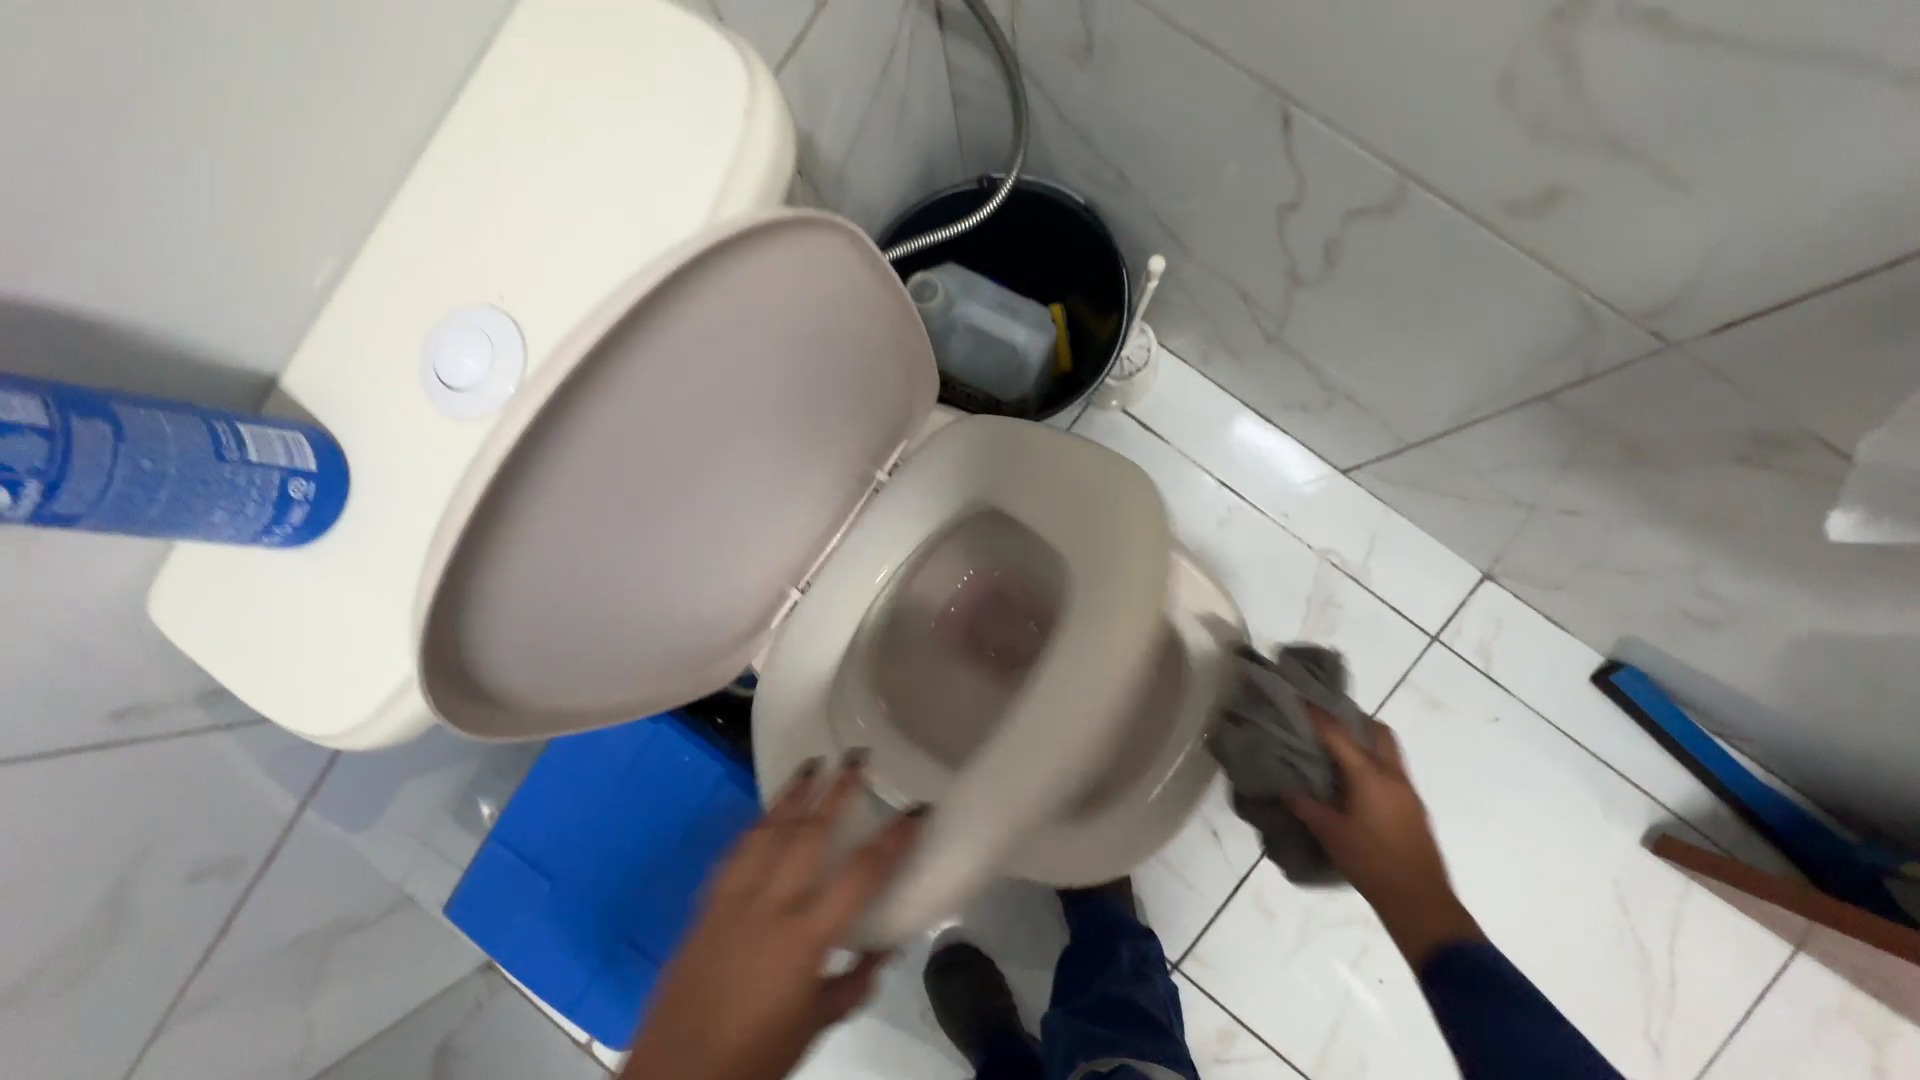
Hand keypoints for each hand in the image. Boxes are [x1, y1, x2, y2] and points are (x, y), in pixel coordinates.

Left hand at [622, 755, 923, 1079]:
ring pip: (768, 833)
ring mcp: (731, 901)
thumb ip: (854, 982)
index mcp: (805, 938)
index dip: (892, 840)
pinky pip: (735, 854)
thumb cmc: (754, 1056)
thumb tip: (884, 950)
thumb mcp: (816, 1024)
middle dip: (835, 792)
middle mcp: (769, 907)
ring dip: (792, 795)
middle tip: (855, 758)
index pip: (860, 875)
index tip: (914, 809)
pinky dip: (756, 827)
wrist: (676, 1075)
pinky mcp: (704, 907)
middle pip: (809, 834)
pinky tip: (766, 816)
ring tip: (812, 765)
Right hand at [1288, 707, 1483, 967]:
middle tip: (1325, 722)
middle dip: (1353, 720)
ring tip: (1335, 750)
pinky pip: (1391, 770)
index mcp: (1369, 775)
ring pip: (1388, 750)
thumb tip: (1286, 789)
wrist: (1419, 898)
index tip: (1299, 699)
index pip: (1338, 734)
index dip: (1317, 715)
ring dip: (1364, 742)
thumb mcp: (1329, 833)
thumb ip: (1306, 806)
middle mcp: (1392, 775)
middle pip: (1377, 731)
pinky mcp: (1413, 806)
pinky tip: (1353, 782)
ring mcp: (1407, 790)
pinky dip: (1371, 763)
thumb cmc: (1370, 862)